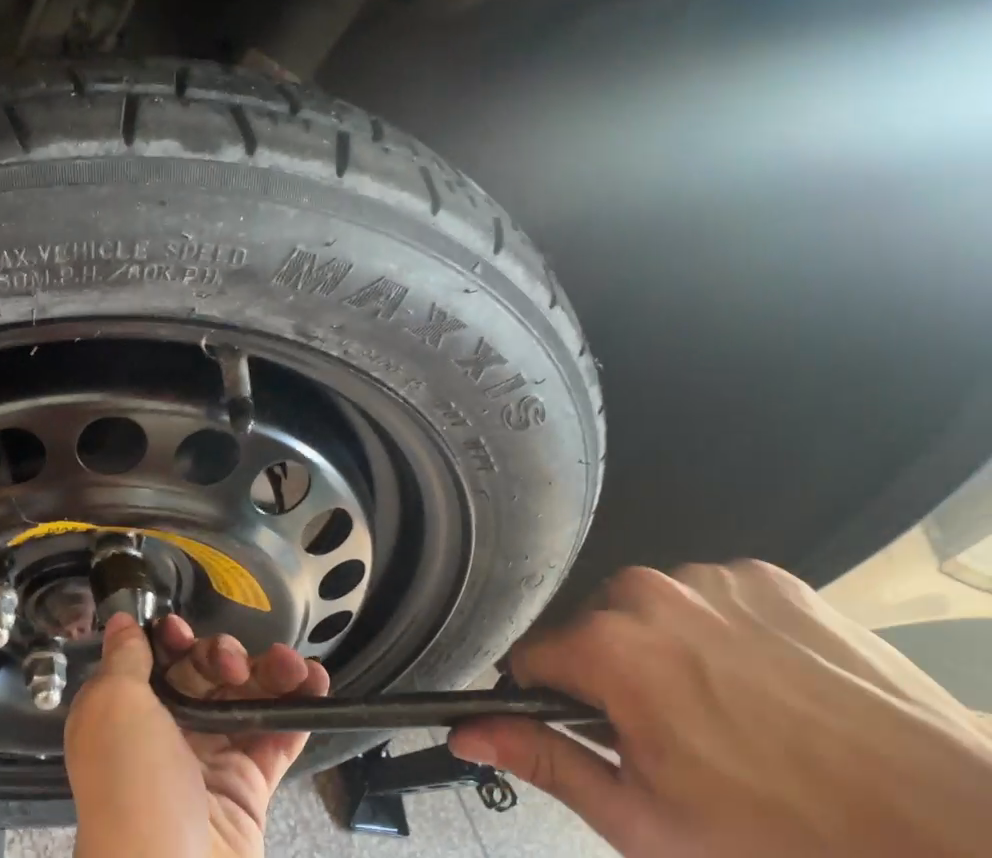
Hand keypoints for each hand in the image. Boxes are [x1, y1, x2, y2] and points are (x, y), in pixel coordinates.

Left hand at [65, 612, 328, 857]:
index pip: (151, 661)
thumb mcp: (113, 704)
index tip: (185, 632)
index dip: (171, 640)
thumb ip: (124, 657)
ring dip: (271, 676)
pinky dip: (296, 712)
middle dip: (224, 657)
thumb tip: (121, 620)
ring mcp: (207, 762)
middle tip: (238, 664)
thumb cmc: (130, 782)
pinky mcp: (246, 790)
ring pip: (242, 703)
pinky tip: (315, 685)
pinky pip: (273, 741)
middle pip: (201, 677)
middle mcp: (162, 733)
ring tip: (297, 666)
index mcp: (123, 713)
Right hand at [449, 560, 991, 857]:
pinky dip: (724, 634)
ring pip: (650, 611)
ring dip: (668, 652)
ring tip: (731, 717)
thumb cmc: (800, 837)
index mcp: (610, 650)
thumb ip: (543, 760)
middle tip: (673, 741)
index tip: (588, 730)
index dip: (549, 699)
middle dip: (613, 677)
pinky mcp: (769, 579)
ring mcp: (715, 582)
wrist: (953, 828)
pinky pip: (712, 597)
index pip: (531, 656)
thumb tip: (468, 734)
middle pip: (592, 630)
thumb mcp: (646, 818)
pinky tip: (766, 687)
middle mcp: (650, 596)